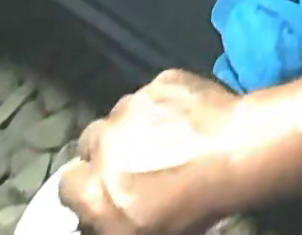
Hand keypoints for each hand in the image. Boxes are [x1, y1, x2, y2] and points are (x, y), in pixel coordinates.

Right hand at [59, 69, 242, 234]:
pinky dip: (165, 101)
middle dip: (107, 148)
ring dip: (135, 122)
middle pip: (92, 140)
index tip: (104, 188)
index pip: (67, 184)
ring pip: (123, 111)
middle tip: (135, 158)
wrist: (234, 151)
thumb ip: (109, 224)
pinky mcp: (162, 79)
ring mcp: (135, 104)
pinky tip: (186, 114)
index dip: (86, 186)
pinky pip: (155, 92)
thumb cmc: (192, 205)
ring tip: (166, 134)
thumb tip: (99, 217)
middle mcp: (105, 141)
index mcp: (94, 188)